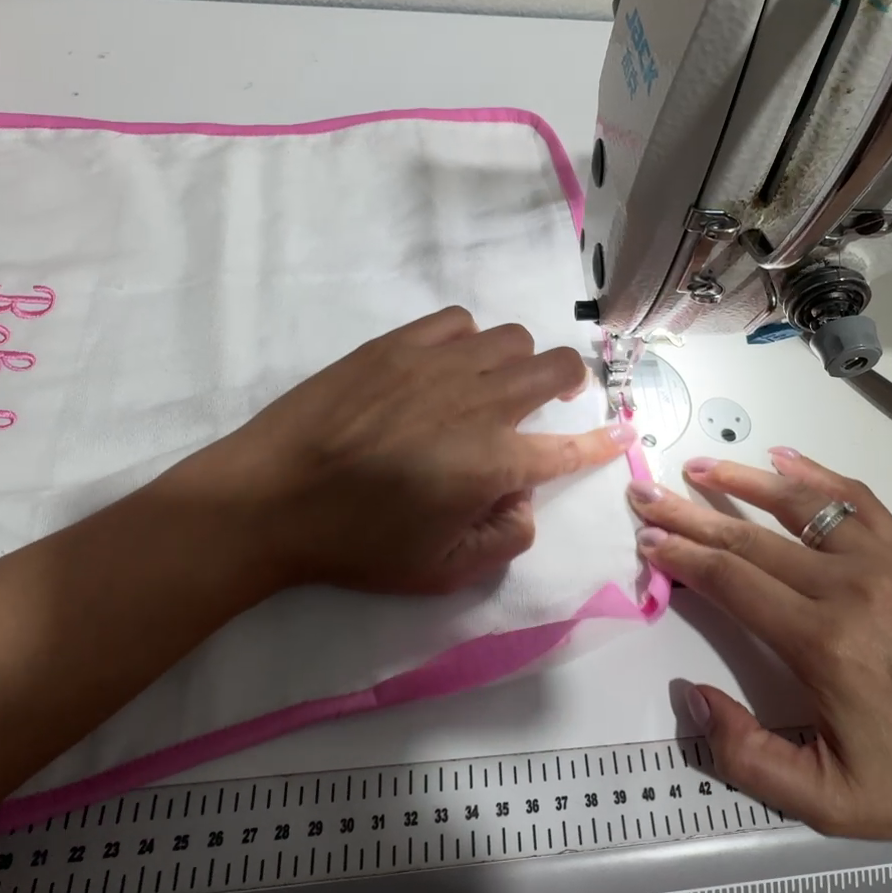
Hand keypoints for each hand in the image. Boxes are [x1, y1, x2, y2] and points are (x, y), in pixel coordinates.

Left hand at [156, 306, 633, 595]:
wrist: (273, 497)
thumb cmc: (358, 543)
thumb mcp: (443, 572)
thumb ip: (505, 537)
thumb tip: (522, 495)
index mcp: (495, 461)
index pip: (570, 447)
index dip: (601, 442)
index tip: (618, 432)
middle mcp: (480, 401)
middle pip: (556, 367)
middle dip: (569, 383)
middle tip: (551, 401)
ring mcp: (438, 363)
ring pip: (511, 338)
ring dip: (519, 361)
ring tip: (493, 384)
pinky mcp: (397, 343)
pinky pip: (458, 320)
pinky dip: (470, 340)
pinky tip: (449, 364)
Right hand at [627, 451, 891, 892]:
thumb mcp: (827, 800)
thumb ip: (744, 753)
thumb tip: (688, 695)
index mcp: (822, 641)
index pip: (731, 579)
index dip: (682, 555)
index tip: (646, 537)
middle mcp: (849, 586)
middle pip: (751, 537)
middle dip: (691, 513)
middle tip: (648, 492)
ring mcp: (887, 562)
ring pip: (801, 504)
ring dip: (745, 480)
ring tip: (702, 466)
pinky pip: (858, 500)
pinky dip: (817, 474)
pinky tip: (786, 460)